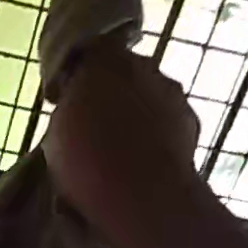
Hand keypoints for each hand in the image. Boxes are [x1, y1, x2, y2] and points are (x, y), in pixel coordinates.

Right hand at [44, 45, 203, 225]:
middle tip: (91, 126)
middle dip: (109, 94)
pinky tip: (138, 164)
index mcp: (105, 63)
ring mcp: (173, 94)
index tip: (66, 98)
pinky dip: (153, 137)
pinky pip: (165, 124)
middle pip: (124, 74)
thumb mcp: (55, 135)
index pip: (90, 52)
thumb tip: (77, 108)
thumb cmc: (86, 160)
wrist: (141, 194)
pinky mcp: (192, 123)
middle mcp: (145, 67)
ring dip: (134, 116)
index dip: (79, 74)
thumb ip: (68, 112)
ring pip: (147, 98)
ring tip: (116, 150)